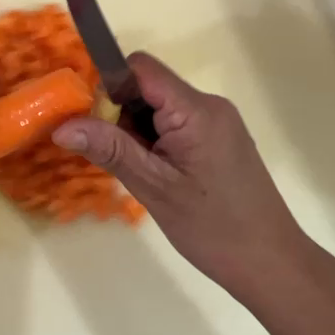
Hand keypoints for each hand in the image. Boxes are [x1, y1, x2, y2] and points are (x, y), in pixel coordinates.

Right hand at [51, 52, 311, 298]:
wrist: (273, 266)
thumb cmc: (214, 228)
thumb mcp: (153, 188)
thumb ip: (109, 149)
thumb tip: (61, 126)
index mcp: (195, 110)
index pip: (140, 68)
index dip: (109, 84)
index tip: (92, 119)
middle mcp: (209, 106)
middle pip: (147, 86)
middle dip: (120, 113)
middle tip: (114, 156)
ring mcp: (217, 122)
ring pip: (158, 106)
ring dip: (136, 130)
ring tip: (139, 172)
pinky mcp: (219, 139)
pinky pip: (174, 122)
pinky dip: (154, 140)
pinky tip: (156, 174)